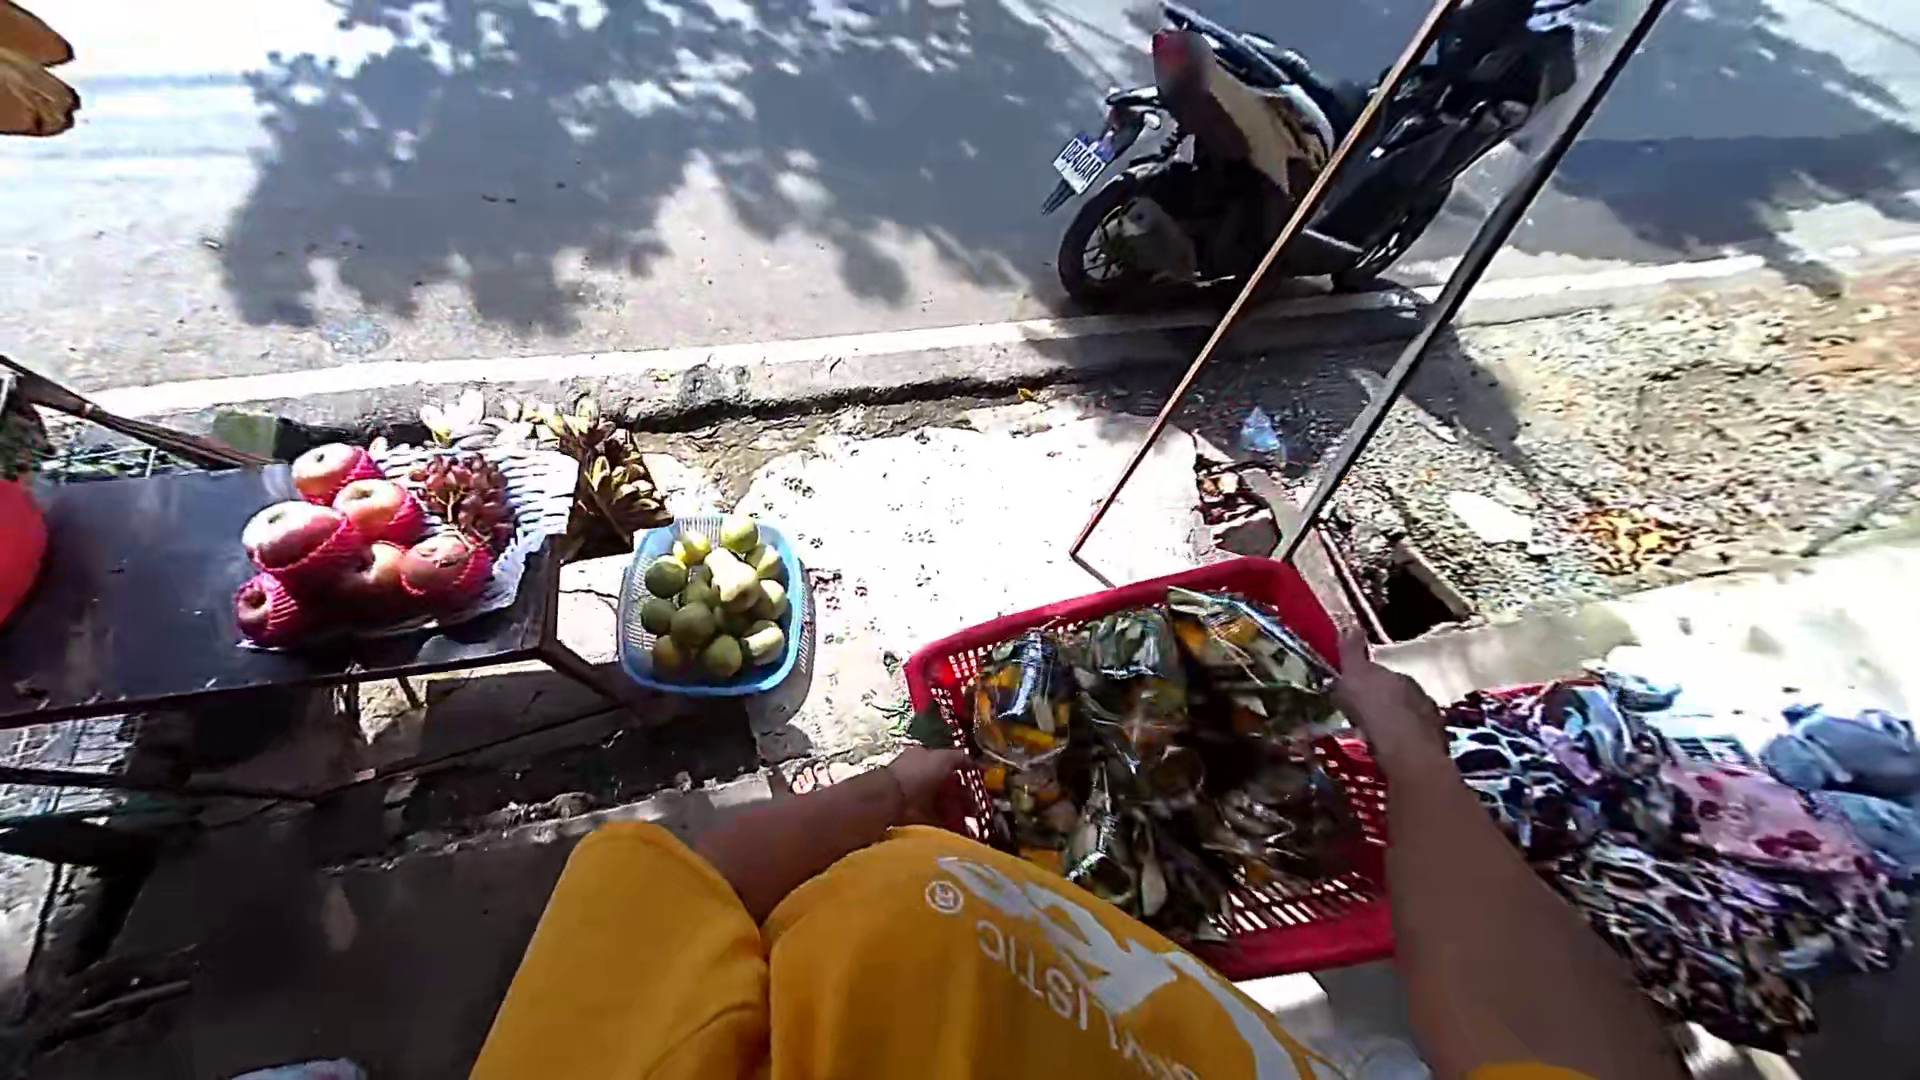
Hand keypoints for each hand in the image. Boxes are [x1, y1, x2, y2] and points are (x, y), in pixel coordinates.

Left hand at [885, 747, 971, 825]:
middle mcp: (920, 775)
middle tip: (977, 805)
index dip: (963, 772)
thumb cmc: (919, 772)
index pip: (947, 764)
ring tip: (973, 817)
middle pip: (946, 786)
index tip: (978, 782)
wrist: (893, 799)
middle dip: (963, 795)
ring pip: (943, 803)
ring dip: (958, 810)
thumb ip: (960, 758)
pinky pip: (937, 819)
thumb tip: (978, 763)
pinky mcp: (916, 816)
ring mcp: (917, 797)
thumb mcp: (943, 758)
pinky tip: (961, 827)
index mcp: (924, 758)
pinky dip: (949, 823)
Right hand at [1330, 627, 1445, 762]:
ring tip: (1374, 729)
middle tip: (1361, 709)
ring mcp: (1427, 713)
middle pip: (1391, 689)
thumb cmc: (1372, 708)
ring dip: (1391, 716)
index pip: (1376, 669)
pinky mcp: (1434, 737)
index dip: (1362, 676)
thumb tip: (1351, 624)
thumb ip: (1352, 652)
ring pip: (1403, 710)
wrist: (1404, 747)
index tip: (1352, 686)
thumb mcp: (1352, 676)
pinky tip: (1390, 743)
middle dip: (1378, 696)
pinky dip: (1402, 734)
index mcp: (1394, 673)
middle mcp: (1414, 688)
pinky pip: (1412, 731)